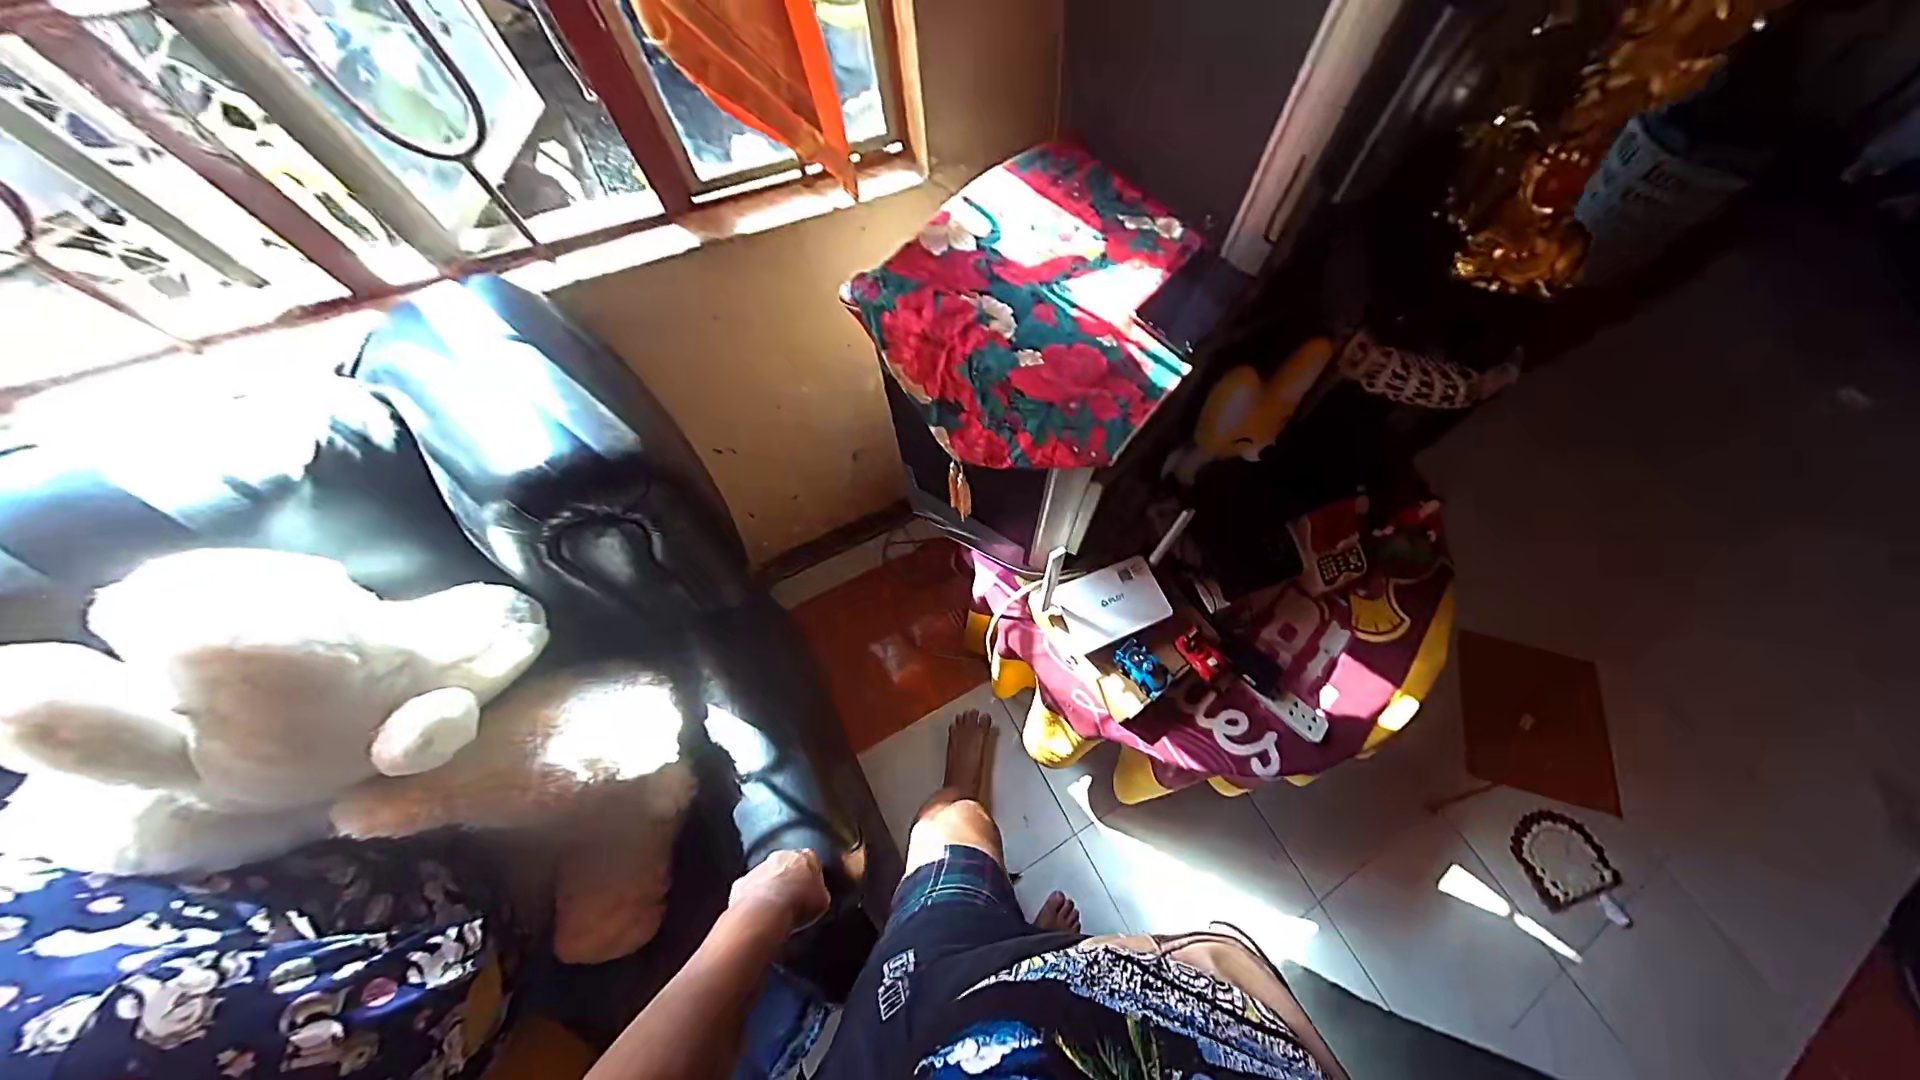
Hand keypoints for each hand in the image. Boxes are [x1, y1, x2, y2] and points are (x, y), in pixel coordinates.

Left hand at [727, 849, 829, 933]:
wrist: (765, 912)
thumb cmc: (799, 903)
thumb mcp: (823, 901)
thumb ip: (820, 894)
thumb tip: (818, 897)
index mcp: (805, 856)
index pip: (811, 861)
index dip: (811, 877)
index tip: (811, 891)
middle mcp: (781, 856)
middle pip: (786, 865)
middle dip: (788, 880)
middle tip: (792, 902)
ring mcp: (758, 868)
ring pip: (765, 877)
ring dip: (769, 890)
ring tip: (773, 914)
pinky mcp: (740, 884)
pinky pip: (748, 892)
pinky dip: (751, 902)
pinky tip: (756, 918)